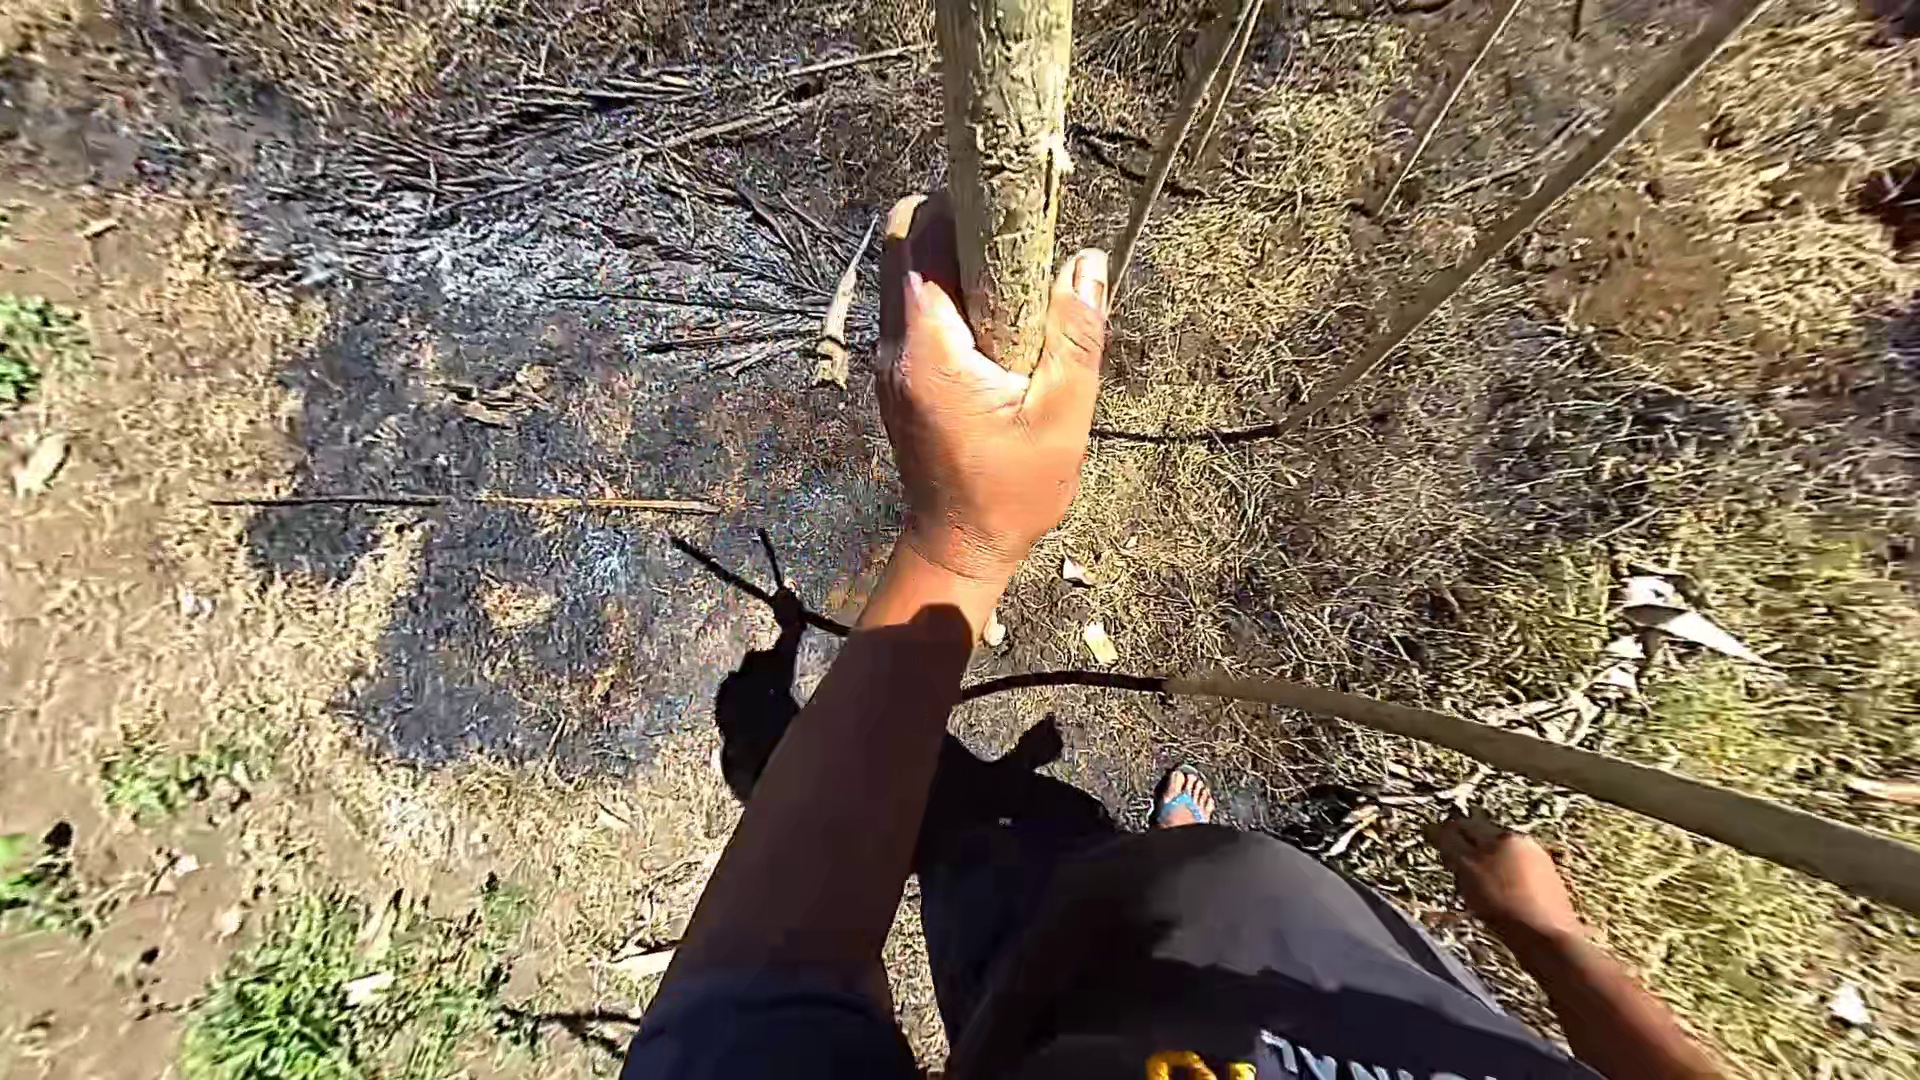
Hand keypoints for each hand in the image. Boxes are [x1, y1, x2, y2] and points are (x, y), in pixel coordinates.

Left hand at [877, 193, 1107, 582]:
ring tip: (1009, 292)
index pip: (921, 237)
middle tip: (1016, 251)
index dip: (963, 206)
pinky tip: (990, 331)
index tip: (1014, 215)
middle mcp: (895, 349)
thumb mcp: (1062, 421)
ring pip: (905, 277)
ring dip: (952, 264)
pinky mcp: (897, 380)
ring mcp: (888, 366)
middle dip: (956, 226)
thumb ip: (1077, 338)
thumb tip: (1087, 263)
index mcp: (930, 352)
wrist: (959, 546)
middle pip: (903, 246)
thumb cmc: (1010, 494)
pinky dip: (946, 300)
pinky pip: (913, 314)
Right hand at [1427, 812, 1583, 940]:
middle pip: (1482, 841)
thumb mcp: (1464, 867)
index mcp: (1505, 834)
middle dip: (1466, 854)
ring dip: (1483, 869)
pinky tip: (1498, 902)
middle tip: (1459, 876)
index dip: (1446, 839)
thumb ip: (1446, 842)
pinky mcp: (1551, 887)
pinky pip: (1514, 875)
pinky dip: (1501, 883)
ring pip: (1498, 859)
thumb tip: (1431, 827)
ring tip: (1478, 892)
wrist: (1550, 943)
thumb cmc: (1501, 901)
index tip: (1441, 857)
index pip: (1463, 825)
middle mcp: (1525, 843)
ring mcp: (1542, 865)